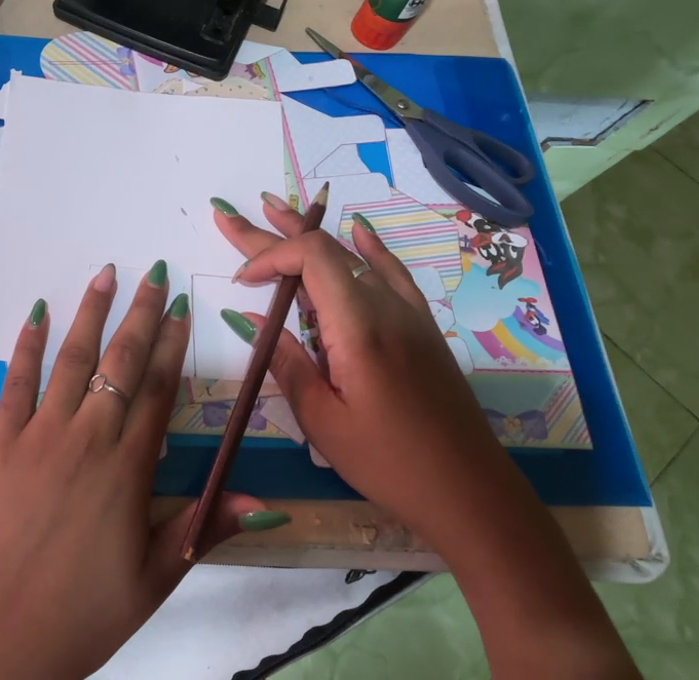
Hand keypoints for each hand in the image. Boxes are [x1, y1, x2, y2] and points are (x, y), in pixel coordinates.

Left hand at [0, 262, 282, 679]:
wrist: (1, 639)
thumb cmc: (85, 613)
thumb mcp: (156, 577)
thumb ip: (204, 528)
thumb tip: (264, 503)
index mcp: (128, 468)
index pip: (160, 391)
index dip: (174, 347)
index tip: (182, 310)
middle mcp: (87, 438)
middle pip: (121, 364)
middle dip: (141, 316)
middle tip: (154, 274)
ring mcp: (39, 436)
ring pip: (72, 360)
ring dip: (90, 314)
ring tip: (105, 274)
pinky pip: (15, 384)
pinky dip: (28, 347)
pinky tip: (38, 314)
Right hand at [215, 197, 515, 533]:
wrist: (470, 492)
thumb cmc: (389, 463)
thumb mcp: (323, 421)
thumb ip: (286, 363)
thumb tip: (251, 319)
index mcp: (357, 327)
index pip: (309, 258)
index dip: (269, 257)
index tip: (241, 283)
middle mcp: (384, 307)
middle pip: (324, 252)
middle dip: (272, 234)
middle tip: (228, 216)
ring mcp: (408, 313)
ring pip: (352, 257)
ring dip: (310, 234)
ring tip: (275, 207)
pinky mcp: (421, 328)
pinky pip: (391, 273)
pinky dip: (369, 248)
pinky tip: (358, 230)